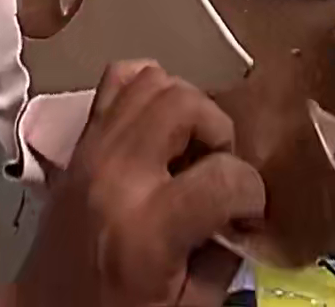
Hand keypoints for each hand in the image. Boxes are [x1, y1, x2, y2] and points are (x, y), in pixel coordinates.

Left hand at [9, 60, 266, 306]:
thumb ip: (223, 257)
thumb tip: (241, 211)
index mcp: (146, 231)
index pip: (221, 177)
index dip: (251, 191)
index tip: (249, 209)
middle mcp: (118, 173)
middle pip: (185, 104)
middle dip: (219, 130)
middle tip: (219, 165)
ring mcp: (95, 146)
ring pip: (153, 80)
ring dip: (185, 105)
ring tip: (190, 143)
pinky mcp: (83, 136)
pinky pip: (118, 77)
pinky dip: (146, 85)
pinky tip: (158, 119)